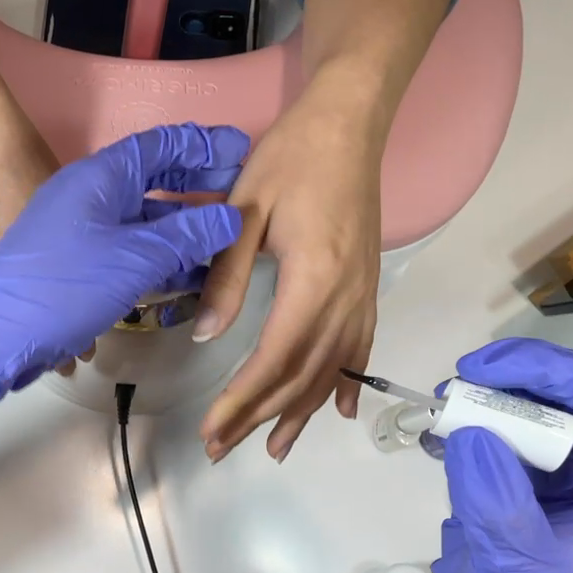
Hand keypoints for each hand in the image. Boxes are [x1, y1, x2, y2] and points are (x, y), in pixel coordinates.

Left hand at [0, 123, 249, 438]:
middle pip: (154, 180)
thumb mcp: (133, 259)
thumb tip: (233, 216)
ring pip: (143, 221)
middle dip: (198, 189)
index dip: (204, 146)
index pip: (161, 144)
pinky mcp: (78, 265)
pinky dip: (158, 258)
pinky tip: (188, 277)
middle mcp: (90, 195)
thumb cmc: (64, 288)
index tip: (243, 153)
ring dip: (182, 231)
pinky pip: (128, 251)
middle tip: (241, 201)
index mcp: (99, 177)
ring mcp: (81, 231)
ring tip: (226, 244)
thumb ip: (186, 236)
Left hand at [194, 97, 382, 462]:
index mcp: (315, 280)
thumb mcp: (245, 211)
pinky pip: (361, 348)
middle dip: (259, 417)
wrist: (348, 123)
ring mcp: (363, 295)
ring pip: (331, 371)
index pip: (274, 358)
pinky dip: (346, 383)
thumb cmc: (290, 159)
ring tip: (274, 449)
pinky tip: (339, 412)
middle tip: (222, 449)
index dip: (242, 400)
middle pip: (301, 375)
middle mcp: (347, 298)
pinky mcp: (368, 288)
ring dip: (299, 413)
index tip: (211, 430)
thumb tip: (205, 336)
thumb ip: (225, 277)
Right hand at [431, 339, 572, 572]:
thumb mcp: (521, 564)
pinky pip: (485, 438)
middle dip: (508, 381)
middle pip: (557, 397)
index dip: (550, 371)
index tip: (486, 369)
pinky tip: (432, 437)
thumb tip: (470, 431)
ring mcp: (542, 474)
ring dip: (479, 402)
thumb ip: (498, 500)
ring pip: (518, 412)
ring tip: (438, 408)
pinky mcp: (503, 483)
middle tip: (455, 385)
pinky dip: (457, 429)